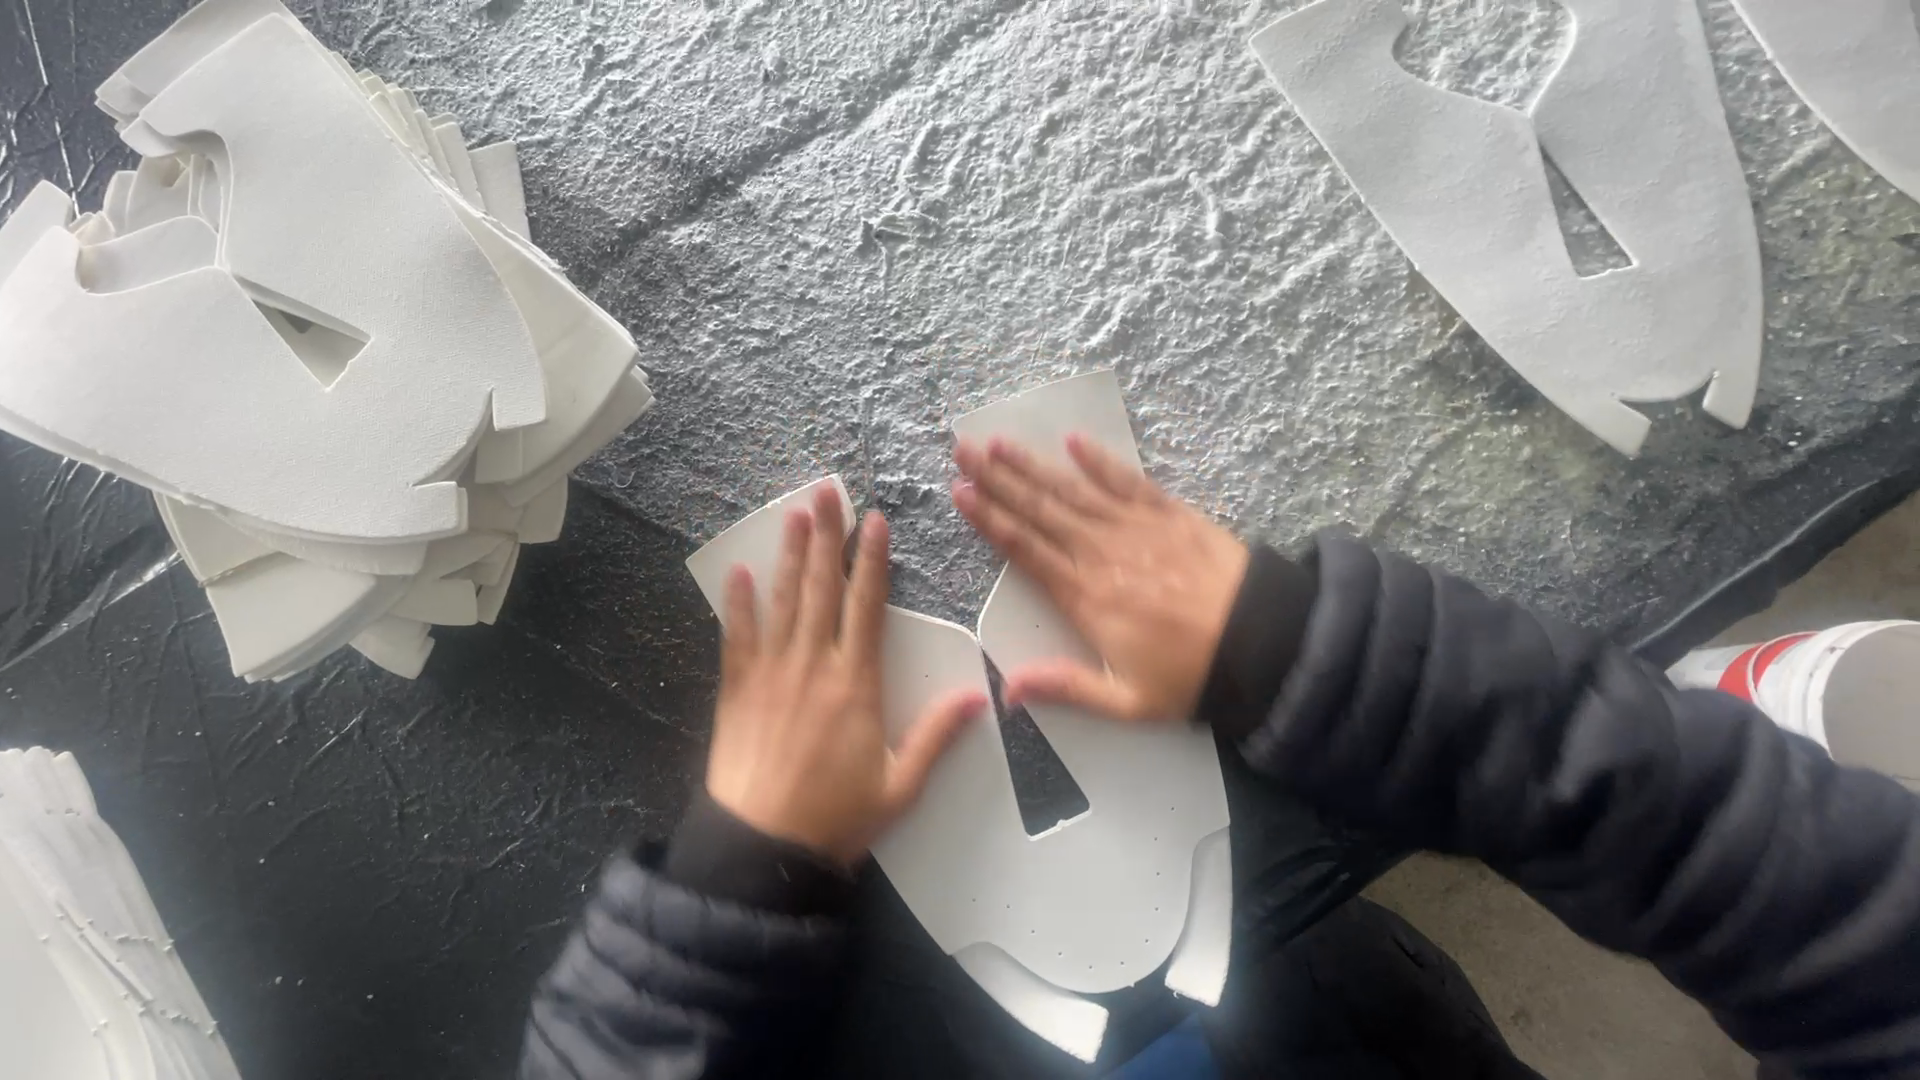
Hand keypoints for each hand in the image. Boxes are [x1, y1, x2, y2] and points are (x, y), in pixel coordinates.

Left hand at [707, 486, 987, 866]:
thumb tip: (980, 696)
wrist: (762, 850)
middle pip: (821, 589)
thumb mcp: (900, 785)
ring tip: (794, 515)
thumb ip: (937, 736)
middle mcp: (813, 665)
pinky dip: (738, 604)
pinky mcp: (738, 690)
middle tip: (826, 491)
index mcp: (855, 683)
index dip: (872, 561)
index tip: (875, 521)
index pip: (867, 606)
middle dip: (826, 537)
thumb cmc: (836, 817)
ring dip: (789, 555)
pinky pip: (737, 638)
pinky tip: (738, 573)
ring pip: (783, 602)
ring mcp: (771, 674)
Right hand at [952, 435, 1248, 722]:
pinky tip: (1074, 441)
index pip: (1025, 549)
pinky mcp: (1170, 514)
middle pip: (1040, 510)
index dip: (989, 519)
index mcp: (1085, 597)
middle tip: (965, 450)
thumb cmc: (1192, 675)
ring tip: (1000, 442)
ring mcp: (1136, 529)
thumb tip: (1007, 692)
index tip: (960, 492)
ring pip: (1074, 491)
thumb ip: (1065, 688)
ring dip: (1034, 465)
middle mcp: (1101, 554)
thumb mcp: (1127, 701)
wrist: (1266, 644)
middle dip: (998, 479)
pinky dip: (1101, 461)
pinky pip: (1128, 481)